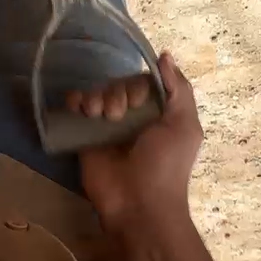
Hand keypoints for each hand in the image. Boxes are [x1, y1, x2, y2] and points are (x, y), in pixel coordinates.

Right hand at [72, 52, 202, 229]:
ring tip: (97, 116)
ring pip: (97, 92)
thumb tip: (164, 55)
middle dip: (116, 94)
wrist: (138, 205)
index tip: (138, 103)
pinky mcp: (85, 135)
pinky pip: (76, 107)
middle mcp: (132, 116)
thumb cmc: (165, 165)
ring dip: (96, 98)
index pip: (141, 81)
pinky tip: (79, 109)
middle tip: (117, 116)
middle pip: (117, 85)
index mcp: (157, 112)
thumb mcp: (185, 126)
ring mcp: (106, 125)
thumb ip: (179, 90)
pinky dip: (75, 101)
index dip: (137, 87)